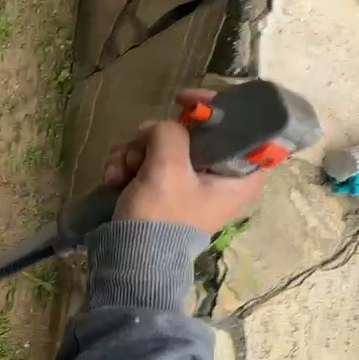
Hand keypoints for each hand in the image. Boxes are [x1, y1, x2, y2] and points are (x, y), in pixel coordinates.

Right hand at [103, 91, 267, 233]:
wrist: (130, 258)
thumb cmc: (160, 217)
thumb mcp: (166, 170)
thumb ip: (168, 135)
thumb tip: (157, 127)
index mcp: (240, 174)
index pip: (245, 126)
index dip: (217, 107)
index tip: (185, 101)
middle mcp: (217, 176)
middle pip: (192, 135)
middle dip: (156, 139)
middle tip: (138, 151)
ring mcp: (186, 184)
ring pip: (160, 147)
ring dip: (133, 153)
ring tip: (119, 173)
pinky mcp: (159, 191)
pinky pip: (144, 164)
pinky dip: (125, 167)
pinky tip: (113, 180)